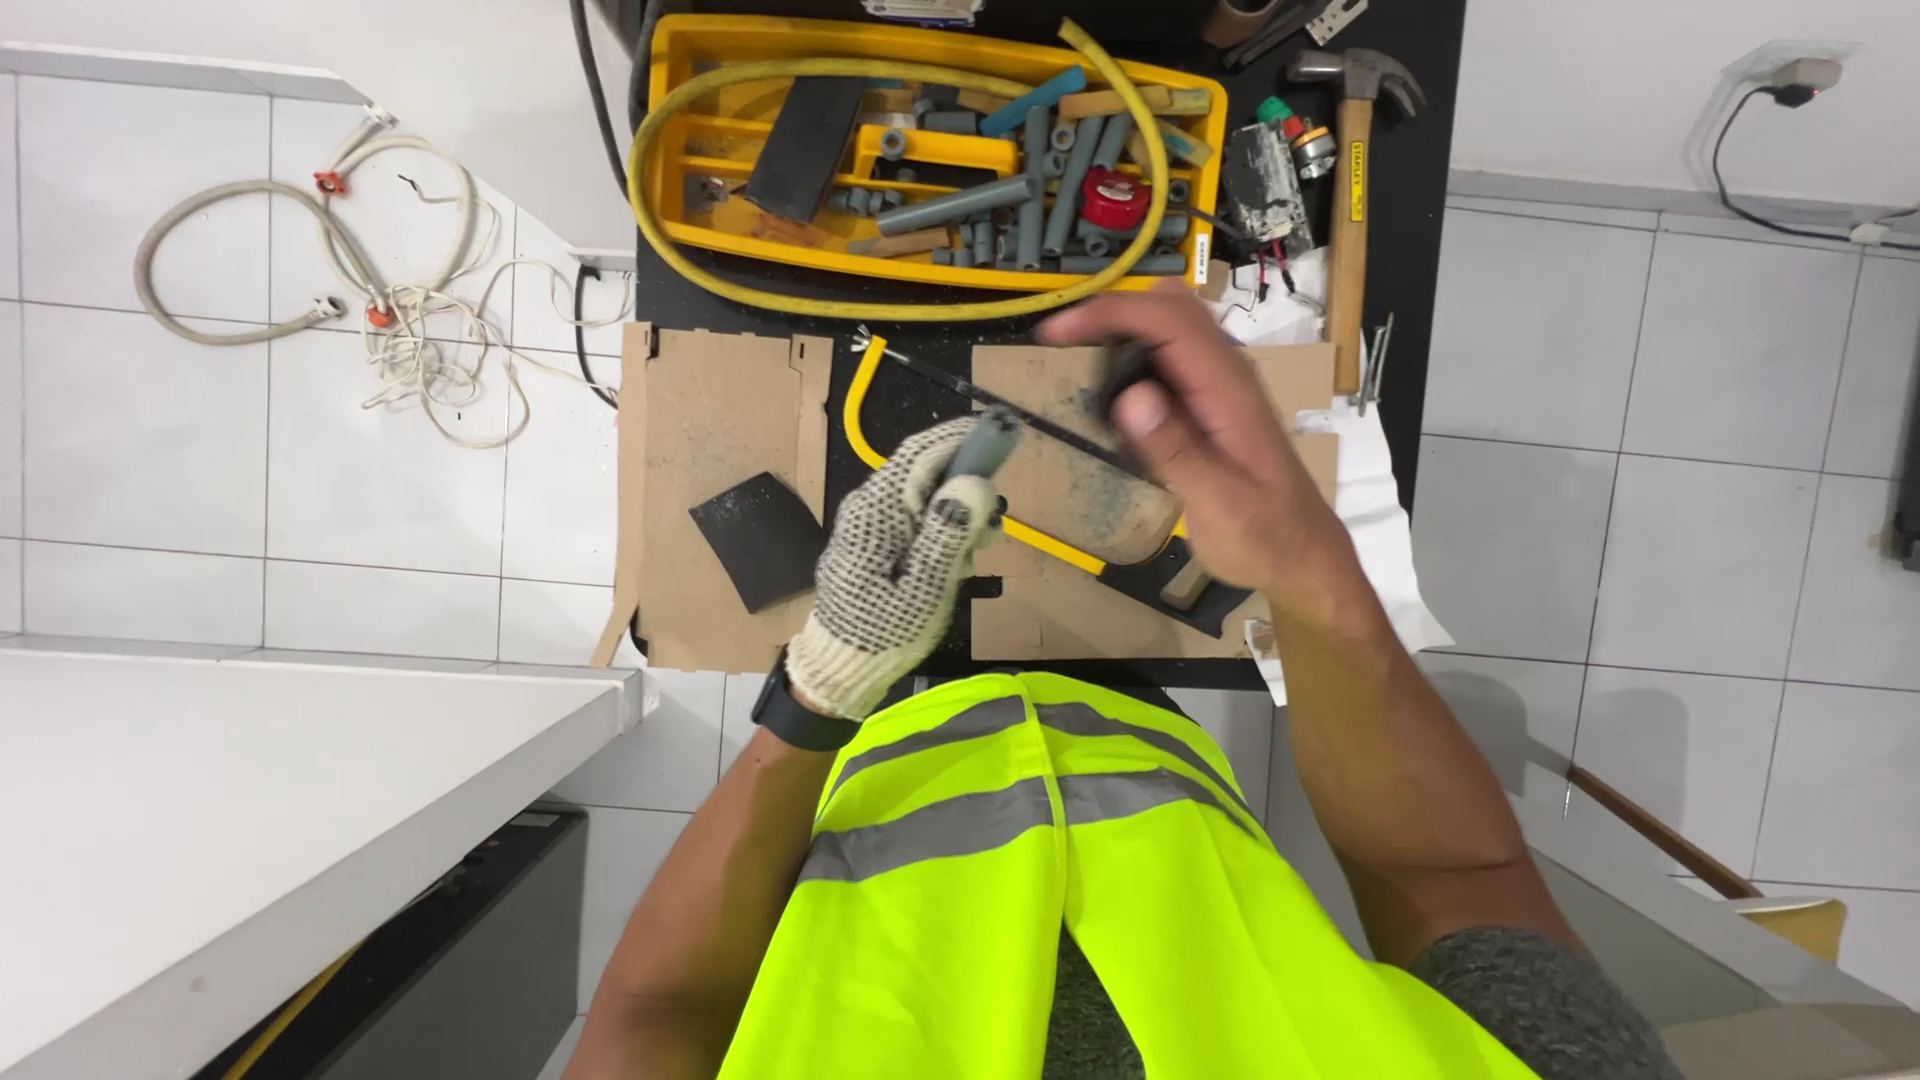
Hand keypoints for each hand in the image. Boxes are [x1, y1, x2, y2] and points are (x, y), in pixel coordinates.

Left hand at [785, 417, 998, 719]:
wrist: (841, 669)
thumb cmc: (881, 633)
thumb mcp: (923, 590)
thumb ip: (949, 535)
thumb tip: (977, 482)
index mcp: (875, 511)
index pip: (920, 454)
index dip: (962, 437)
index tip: (1002, 432)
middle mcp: (870, 506)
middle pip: (927, 473)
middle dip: (968, 489)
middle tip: (992, 529)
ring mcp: (872, 523)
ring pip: (928, 498)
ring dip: (959, 518)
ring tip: (973, 559)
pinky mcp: (878, 541)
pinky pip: (919, 521)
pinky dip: (945, 534)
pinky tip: (956, 566)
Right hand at [1039, 282, 1358, 619]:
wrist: (1302, 555)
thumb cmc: (1265, 537)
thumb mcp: (1219, 505)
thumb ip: (1176, 452)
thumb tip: (1130, 397)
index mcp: (1228, 390)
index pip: (1168, 322)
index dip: (1109, 314)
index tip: (1056, 334)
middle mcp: (1227, 376)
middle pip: (1172, 307)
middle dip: (1113, 310)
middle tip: (1064, 343)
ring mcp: (1220, 388)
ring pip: (1172, 326)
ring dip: (1123, 328)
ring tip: (1078, 361)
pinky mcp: (1211, 405)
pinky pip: (1171, 358)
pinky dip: (1134, 355)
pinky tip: (1111, 392)